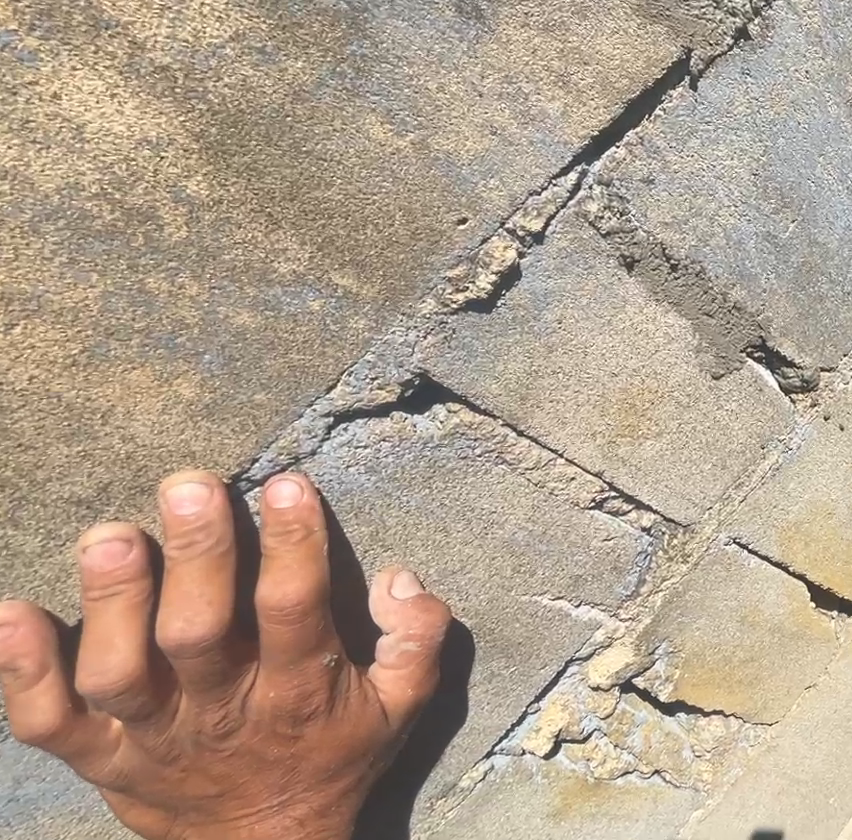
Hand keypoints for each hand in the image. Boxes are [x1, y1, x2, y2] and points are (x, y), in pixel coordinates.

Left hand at [0, 470, 452, 839]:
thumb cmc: (344, 752)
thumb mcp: (408, 700)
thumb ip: (418, 637)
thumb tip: (399, 576)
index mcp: (300, 690)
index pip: (295, 608)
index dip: (293, 546)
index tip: (287, 486)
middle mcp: (220, 710)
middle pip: (199, 631)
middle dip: (196, 556)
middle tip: (189, 486)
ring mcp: (150, 737)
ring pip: (117, 671)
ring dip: (111, 602)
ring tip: (111, 533)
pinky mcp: (99, 757)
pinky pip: (44, 722)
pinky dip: (18, 672)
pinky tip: (10, 613)